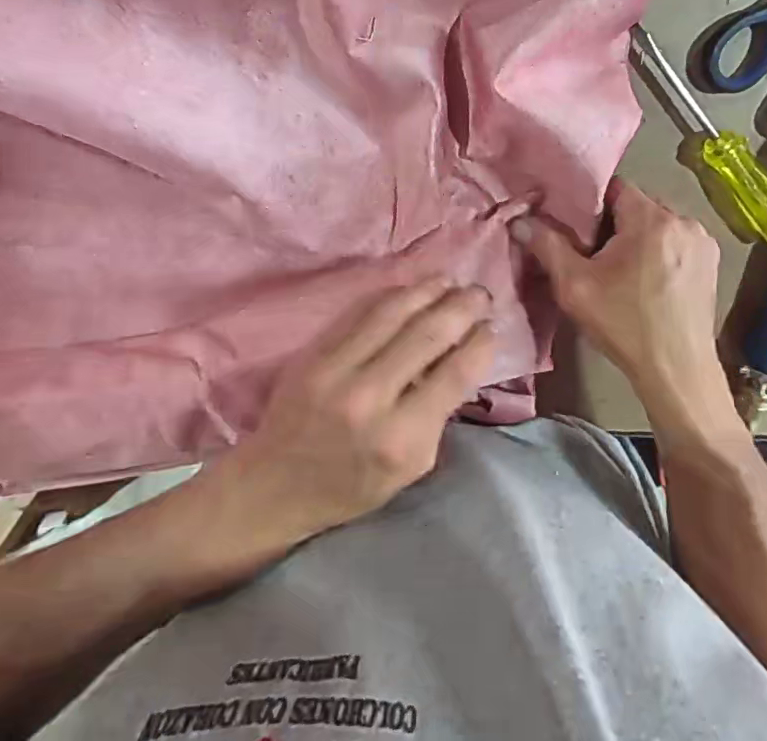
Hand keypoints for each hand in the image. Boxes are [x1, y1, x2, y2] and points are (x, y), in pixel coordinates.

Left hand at [211, 279, 495, 539]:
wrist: (275, 485)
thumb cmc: (352, 486)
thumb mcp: (411, 468)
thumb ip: (438, 416)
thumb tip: (460, 359)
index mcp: (402, 437)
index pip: (455, 373)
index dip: (480, 343)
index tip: (491, 328)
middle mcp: (370, 398)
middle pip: (427, 334)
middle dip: (462, 307)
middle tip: (480, 294)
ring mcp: (336, 370)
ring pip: (393, 312)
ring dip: (428, 290)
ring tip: (450, 281)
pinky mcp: (314, 353)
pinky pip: (360, 312)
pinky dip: (392, 295)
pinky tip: (412, 289)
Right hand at [520, 178, 740, 439]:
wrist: (677, 372)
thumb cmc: (624, 326)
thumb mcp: (575, 286)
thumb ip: (547, 246)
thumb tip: (521, 220)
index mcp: (652, 220)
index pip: (614, 187)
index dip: (588, 202)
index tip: (572, 225)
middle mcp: (684, 221)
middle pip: (637, 205)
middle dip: (612, 221)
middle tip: (589, 250)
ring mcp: (703, 243)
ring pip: (657, 224)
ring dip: (636, 236)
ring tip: (616, 267)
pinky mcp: (712, 264)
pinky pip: (676, 242)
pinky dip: (658, 250)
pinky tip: (645, 279)